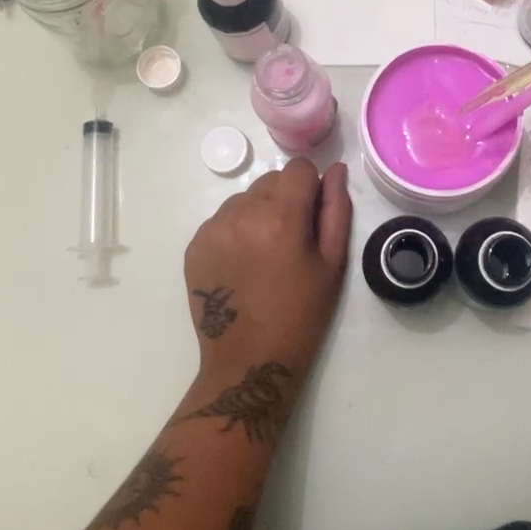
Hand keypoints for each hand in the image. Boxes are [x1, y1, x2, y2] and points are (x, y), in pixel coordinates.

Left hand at [183, 159, 351, 383]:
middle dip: (284, 201)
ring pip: (244, 199)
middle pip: (270, 181)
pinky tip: (242, 265)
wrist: (249, 361)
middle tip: (290, 243)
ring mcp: (213, 229)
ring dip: (257, 214)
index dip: (311, 187)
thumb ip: (335, 209)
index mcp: (281, 217)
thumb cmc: (301, 314)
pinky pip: (221, 220)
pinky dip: (235, 231)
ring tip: (264, 256)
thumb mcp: (332, 264)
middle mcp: (242, 213)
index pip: (298, 168)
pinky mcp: (194, 245)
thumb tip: (335, 171)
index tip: (311, 218)